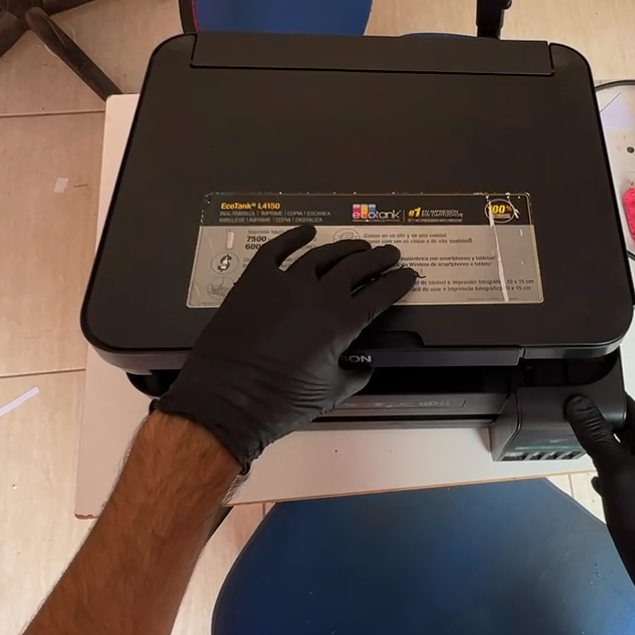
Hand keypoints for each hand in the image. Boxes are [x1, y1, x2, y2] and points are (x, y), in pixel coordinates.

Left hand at [157, 225, 417, 468]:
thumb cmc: (280, 403)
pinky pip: (276, 250)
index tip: (408, 276)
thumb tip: (363, 363)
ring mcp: (284, 283)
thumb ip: (355, 373)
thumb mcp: (331, 392)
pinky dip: (293, 237)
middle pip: (356, 266)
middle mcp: (317, 294)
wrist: (225, 401)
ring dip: (345, 247)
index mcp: (341, 322)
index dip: (398, 283)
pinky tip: (307, 232)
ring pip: (322, 255)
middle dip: (378, 259)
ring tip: (359, 245)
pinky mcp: (253, 280)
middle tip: (390, 255)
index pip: (381, 293)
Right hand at [566, 395, 634, 620]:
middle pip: (622, 429)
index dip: (610, 394)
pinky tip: (591, 476)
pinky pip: (616, 475)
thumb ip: (597, 436)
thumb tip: (577, 401)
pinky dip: (602, 469)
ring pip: (618, 451)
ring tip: (574, 435)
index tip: (584, 382)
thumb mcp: (615, 471)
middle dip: (600, 417)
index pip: (629, 409)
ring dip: (599, 441)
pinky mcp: (634, 500)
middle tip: (571, 407)